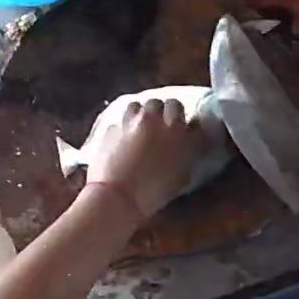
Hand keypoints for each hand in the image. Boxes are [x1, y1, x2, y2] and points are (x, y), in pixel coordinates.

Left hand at [83, 97, 204, 217]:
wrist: (117, 196)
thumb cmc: (154, 192)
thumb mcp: (182, 175)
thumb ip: (187, 152)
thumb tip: (188, 140)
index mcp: (175, 130)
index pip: (180, 108)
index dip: (179, 117)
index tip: (178, 127)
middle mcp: (153, 119)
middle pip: (159, 103)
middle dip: (160, 112)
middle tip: (158, 126)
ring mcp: (129, 122)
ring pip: (136, 105)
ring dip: (140, 114)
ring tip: (139, 128)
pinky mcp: (109, 129)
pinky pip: (119, 121)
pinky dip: (122, 128)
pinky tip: (121, 140)